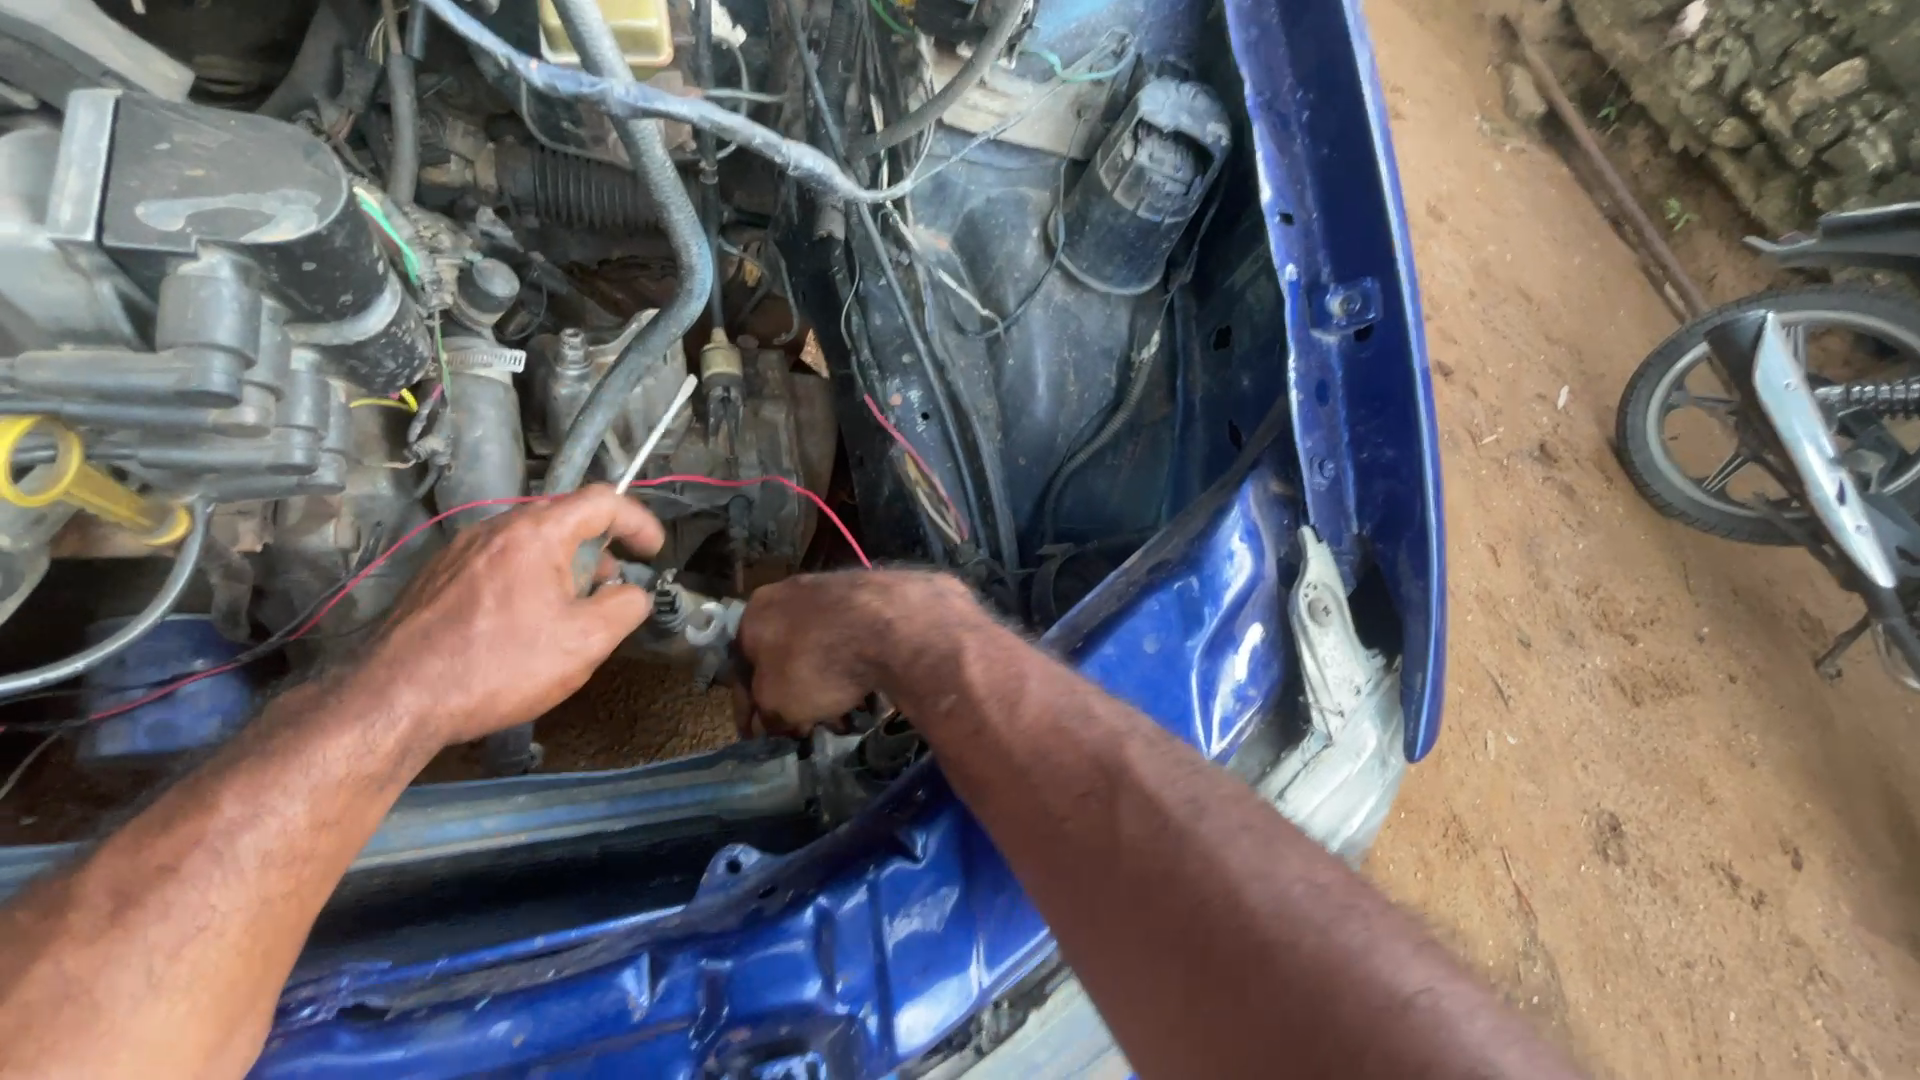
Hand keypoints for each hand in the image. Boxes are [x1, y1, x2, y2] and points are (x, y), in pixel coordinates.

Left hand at [352, 486, 664, 747]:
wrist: (394, 700)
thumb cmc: (499, 666)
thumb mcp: (587, 641)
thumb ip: (626, 606)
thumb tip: (632, 593)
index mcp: (536, 533)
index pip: (602, 501)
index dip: (639, 521)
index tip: (654, 551)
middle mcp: (494, 528)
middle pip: (564, 517)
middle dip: (601, 548)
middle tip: (613, 587)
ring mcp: (459, 551)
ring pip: (529, 541)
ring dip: (563, 566)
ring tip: (570, 612)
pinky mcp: (437, 577)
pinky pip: (499, 562)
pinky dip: (528, 579)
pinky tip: (524, 624)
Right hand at [735, 569, 980, 735]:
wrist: (889, 624)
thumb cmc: (816, 663)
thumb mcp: (776, 701)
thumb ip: (767, 712)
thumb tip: (769, 720)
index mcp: (756, 612)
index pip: (742, 665)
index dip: (748, 706)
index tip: (757, 735)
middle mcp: (792, 593)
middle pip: (786, 656)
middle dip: (794, 696)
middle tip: (805, 729)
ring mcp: (836, 591)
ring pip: (824, 650)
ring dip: (829, 687)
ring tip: (843, 720)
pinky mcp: (876, 599)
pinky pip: (857, 643)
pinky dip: (857, 670)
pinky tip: (869, 697)